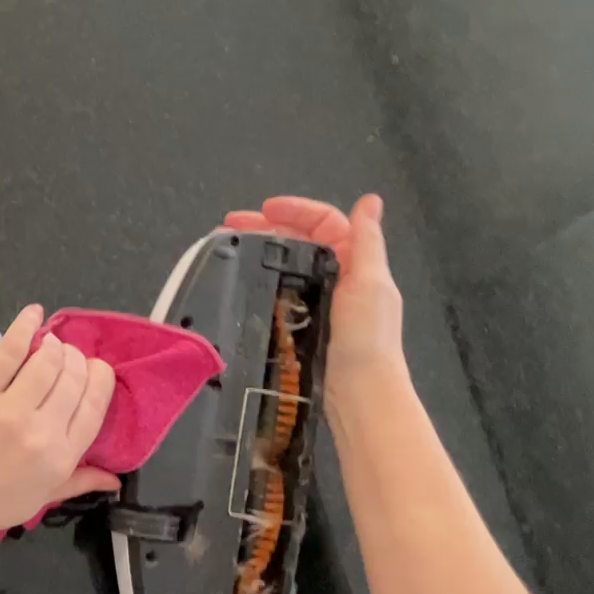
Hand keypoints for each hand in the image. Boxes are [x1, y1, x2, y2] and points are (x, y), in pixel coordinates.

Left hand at [0, 305, 118, 547]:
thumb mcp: (36, 502)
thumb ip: (76, 482)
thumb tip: (114, 477)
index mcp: (61, 458)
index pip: (95, 405)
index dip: (99, 380)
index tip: (93, 370)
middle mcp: (42, 430)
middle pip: (74, 377)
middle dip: (76, 360)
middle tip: (66, 357)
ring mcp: (9, 408)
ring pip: (48, 360)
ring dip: (54, 345)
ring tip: (49, 343)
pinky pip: (10, 350)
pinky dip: (25, 327)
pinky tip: (33, 315)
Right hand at [224, 194, 404, 391]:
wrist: (358, 394)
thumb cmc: (366, 337)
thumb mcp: (370, 284)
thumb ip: (367, 242)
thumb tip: (370, 200)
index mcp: (356, 262)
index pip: (324, 222)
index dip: (296, 210)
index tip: (263, 208)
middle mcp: (336, 277)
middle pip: (299, 242)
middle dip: (265, 228)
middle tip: (227, 226)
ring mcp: (315, 301)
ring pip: (283, 266)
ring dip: (255, 253)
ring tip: (223, 251)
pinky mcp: (297, 324)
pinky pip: (275, 293)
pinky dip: (256, 282)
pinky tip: (235, 282)